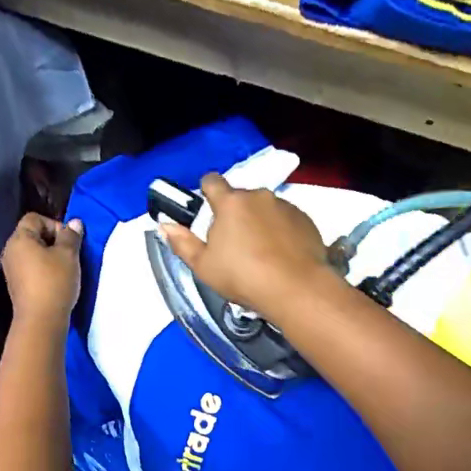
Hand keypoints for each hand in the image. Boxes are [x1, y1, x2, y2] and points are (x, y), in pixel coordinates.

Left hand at [2, 213, 83, 321]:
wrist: (41, 320)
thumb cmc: (54, 282)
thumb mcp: (68, 255)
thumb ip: (71, 236)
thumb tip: (75, 222)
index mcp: (19, 239)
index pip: (35, 218)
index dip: (54, 224)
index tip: (69, 241)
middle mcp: (10, 251)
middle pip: (32, 235)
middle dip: (53, 241)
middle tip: (69, 255)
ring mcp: (11, 269)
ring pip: (32, 254)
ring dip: (49, 257)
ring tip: (64, 270)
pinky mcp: (16, 285)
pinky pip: (30, 269)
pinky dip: (43, 271)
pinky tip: (55, 282)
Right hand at [158, 173, 331, 317]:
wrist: (295, 288)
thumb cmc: (242, 277)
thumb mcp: (204, 266)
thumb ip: (182, 243)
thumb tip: (164, 225)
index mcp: (230, 202)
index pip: (212, 181)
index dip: (206, 192)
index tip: (207, 210)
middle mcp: (259, 195)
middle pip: (240, 198)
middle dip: (235, 214)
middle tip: (234, 245)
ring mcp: (286, 205)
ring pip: (265, 209)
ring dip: (260, 223)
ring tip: (261, 254)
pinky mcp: (306, 220)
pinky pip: (287, 221)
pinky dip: (282, 232)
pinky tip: (281, 256)